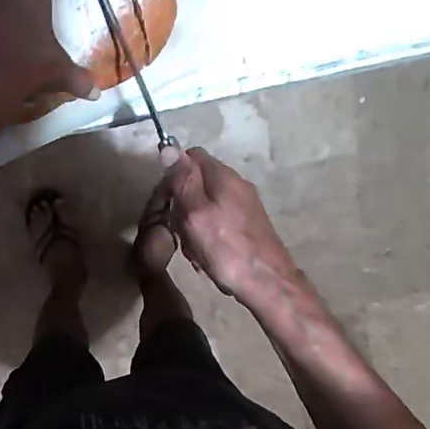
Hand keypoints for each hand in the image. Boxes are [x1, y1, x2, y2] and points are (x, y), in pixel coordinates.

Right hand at [155, 147, 307, 308]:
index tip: (162, 201)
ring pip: (205, 203)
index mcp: (223, 176)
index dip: (171, 174)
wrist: (267, 283)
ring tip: (191, 247)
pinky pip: (217, 220)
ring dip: (191, 223)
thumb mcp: (195, 212)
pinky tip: (205, 254)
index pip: (190, 156)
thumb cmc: (226, 249)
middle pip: (197, 181)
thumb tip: (169, 145)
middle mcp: (236, 184)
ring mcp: (245, 205)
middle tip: (175, 228)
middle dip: (180, 203)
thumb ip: (182, 179)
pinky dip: (206, 234)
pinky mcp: (248, 224)